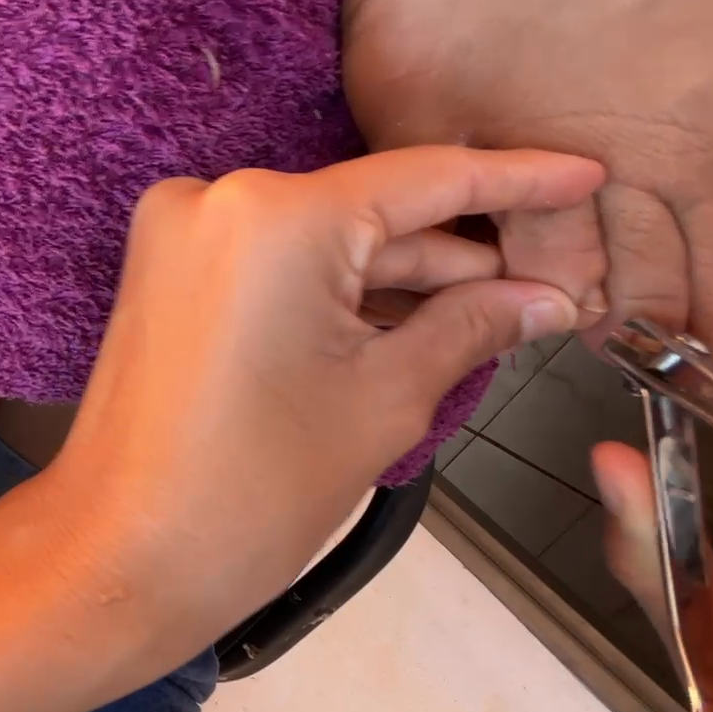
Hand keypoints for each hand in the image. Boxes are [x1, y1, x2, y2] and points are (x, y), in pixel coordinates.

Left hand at [37, 146, 603, 647]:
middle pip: (362, 209)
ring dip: (392, 270)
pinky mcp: (162, 260)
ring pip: (312, 234)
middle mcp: (216, 197)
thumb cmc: (259, 481)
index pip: (420, 177)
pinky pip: (265, 254)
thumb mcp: (385, 396)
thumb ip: (470, 325)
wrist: (131, 538)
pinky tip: (401, 312)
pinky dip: (327, 280)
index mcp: (276, 214)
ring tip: (488, 307)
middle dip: (451, 251)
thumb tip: (544, 296)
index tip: (581, 173)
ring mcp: (178, 226)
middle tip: (544, 284)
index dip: (512, 177)